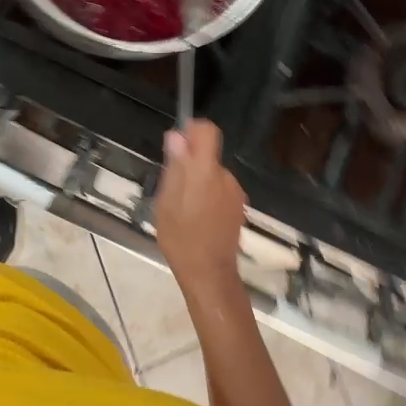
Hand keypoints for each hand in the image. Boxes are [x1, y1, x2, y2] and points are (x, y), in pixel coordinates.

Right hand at [154, 119, 246, 295]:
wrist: (209, 274)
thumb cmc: (181, 238)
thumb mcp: (166, 202)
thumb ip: (174, 167)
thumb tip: (176, 136)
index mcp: (205, 171)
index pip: (208, 131)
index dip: (193, 131)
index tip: (178, 146)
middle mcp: (225, 177)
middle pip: (208, 156)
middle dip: (191, 165)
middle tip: (172, 190)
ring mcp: (236, 193)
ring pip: (213, 176)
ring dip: (200, 184)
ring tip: (184, 210)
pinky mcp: (239, 208)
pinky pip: (220, 191)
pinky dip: (209, 198)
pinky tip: (198, 220)